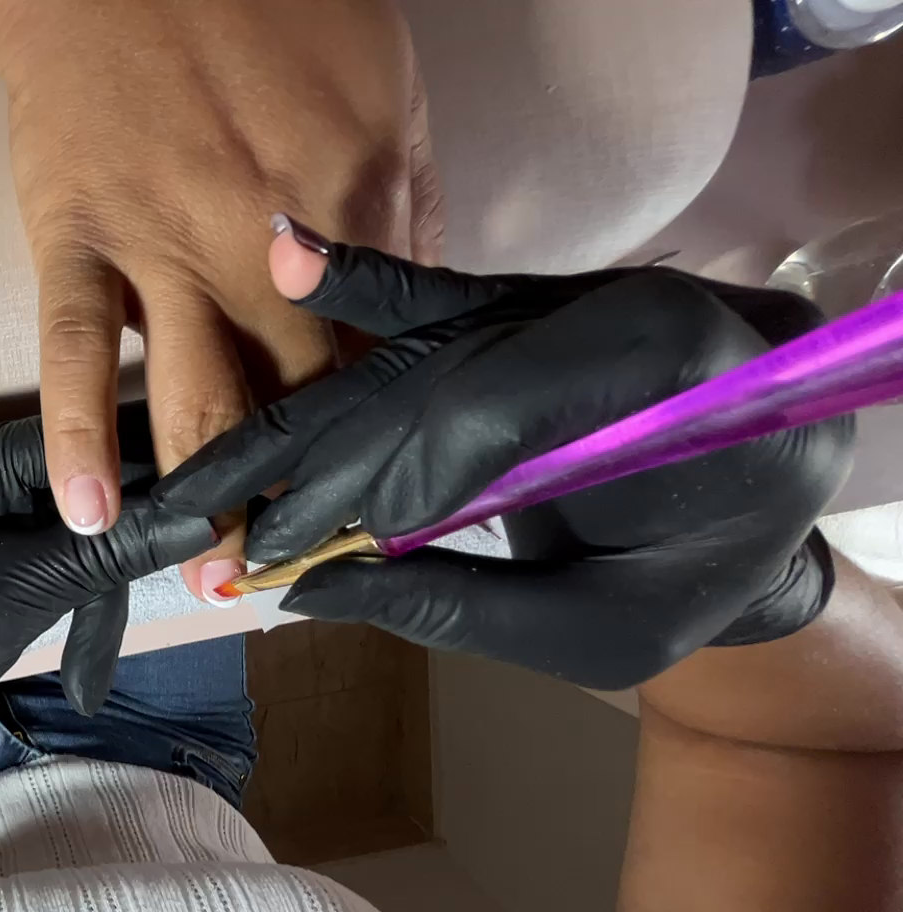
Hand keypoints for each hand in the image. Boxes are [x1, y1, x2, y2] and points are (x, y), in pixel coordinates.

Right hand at [0, 0, 436, 600]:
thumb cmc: (261, 14)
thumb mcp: (379, 93)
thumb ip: (404, 210)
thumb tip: (417, 306)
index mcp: (354, 201)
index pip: (381, 354)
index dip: (387, 445)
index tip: (388, 517)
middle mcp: (262, 245)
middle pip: (296, 398)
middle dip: (307, 499)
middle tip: (313, 580)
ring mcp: (159, 250)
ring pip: (194, 397)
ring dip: (211, 501)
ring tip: (214, 584)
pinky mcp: (75, 247)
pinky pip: (73, 354)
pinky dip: (79, 438)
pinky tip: (86, 514)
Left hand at [0, 412, 214, 779]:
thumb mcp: (16, 596)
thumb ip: (106, 552)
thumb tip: (208, 516)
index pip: (72, 438)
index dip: (146, 466)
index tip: (220, 493)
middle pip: (81, 471)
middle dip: (135, 517)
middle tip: (203, 548)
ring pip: (79, 511)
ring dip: (114, 558)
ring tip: (146, 607)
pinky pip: (60, 539)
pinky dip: (88, 574)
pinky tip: (110, 613)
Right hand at [154, 226, 854, 688]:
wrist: (734, 509)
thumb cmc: (682, 579)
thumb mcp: (594, 629)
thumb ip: (455, 606)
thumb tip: (302, 590)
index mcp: (677, 380)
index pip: (491, 408)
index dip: (388, 477)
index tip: (312, 551)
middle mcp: (607, 310)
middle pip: (416, 382)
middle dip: (312, 469)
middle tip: (227, 535)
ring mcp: (552, 300)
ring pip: (389, 359)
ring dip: (287, 427)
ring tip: (203, 484)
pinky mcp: (505, 306)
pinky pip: (416, 296)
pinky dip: (347, 283)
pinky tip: (286, 257)